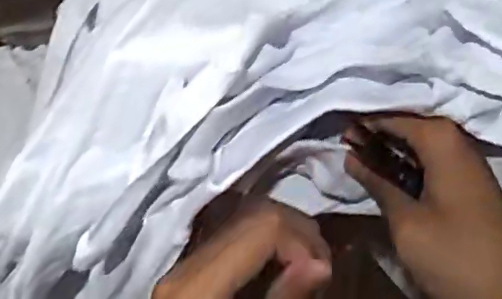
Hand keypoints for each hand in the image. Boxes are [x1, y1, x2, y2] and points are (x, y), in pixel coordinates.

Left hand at [154, 198, 331, 298]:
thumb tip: (321, 264)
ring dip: (285, 234)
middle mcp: (183, 266)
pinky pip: (233, 236)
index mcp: (195, 288)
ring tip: (305, 268)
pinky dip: (265, 243)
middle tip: (321, 271)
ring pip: (247, 217)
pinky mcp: (184, 276)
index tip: (321, 276)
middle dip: (300, 234)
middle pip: (258, 214)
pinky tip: (279, 269)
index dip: (302, 242)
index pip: (264, 227)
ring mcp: (180, 268)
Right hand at [346, 116, 501, 298]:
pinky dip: (408, 160)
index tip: (335, 123)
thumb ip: (379, 185)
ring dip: (391, 146)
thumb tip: (352, 156)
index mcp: (441, 136)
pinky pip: (431, 156)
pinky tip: (388, 171)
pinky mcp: (468, 177)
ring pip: (420, 141)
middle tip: (341, 138)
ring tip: (357, 153)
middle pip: (409, 123)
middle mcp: (455, 136)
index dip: (364, 119)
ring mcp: (465, 156)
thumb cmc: (456, 251)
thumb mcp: (408, 224)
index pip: (394, 115)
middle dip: (377, 130)